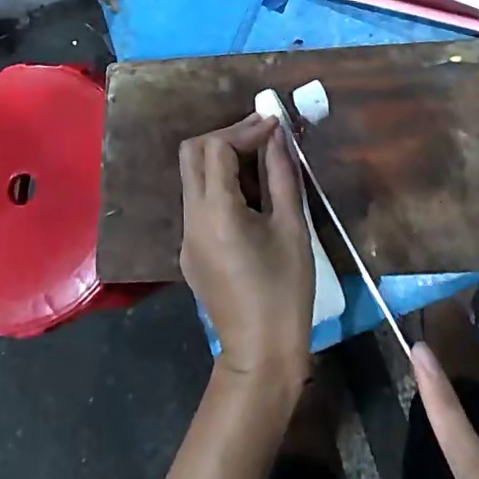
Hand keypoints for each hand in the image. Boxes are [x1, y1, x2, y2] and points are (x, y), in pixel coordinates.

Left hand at [178, 114, 313, 381]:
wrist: (261, 353)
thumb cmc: (285, 291)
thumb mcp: (292, 228)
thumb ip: (282, 176)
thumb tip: (277, 137)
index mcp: (216, 211)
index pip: (216, 148)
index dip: (244, 129)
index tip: (274, 126)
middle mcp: (191, 218)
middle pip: (191, 155)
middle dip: (224, 136)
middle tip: (261, 135)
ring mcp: (185, 236)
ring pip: (192, 178)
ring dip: (221, 160)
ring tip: (261, 161)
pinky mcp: (189, 251)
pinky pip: (198, 203)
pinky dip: (219, 185)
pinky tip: (249, 196)